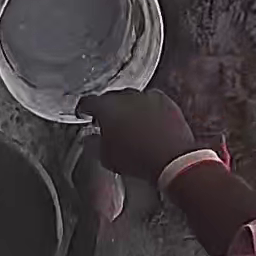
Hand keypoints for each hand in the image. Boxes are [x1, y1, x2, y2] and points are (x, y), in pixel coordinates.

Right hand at [76, 89, 204, 181]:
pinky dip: (148, 110)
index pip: (88, 102)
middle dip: (108, 110)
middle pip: (111, 98)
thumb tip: (92, 139)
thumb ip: (94, 143)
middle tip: (108, 123)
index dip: (84, 109)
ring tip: (130, 125)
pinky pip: (151, 101)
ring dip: (129, 109)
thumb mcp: (106, 157)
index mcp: (106, 108)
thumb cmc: (137, 159)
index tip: (84, 113)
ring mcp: (146, 97)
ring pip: (132, 99)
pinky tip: (149, 123)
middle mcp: (125, 97)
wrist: (171, 159)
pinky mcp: (165, 101)